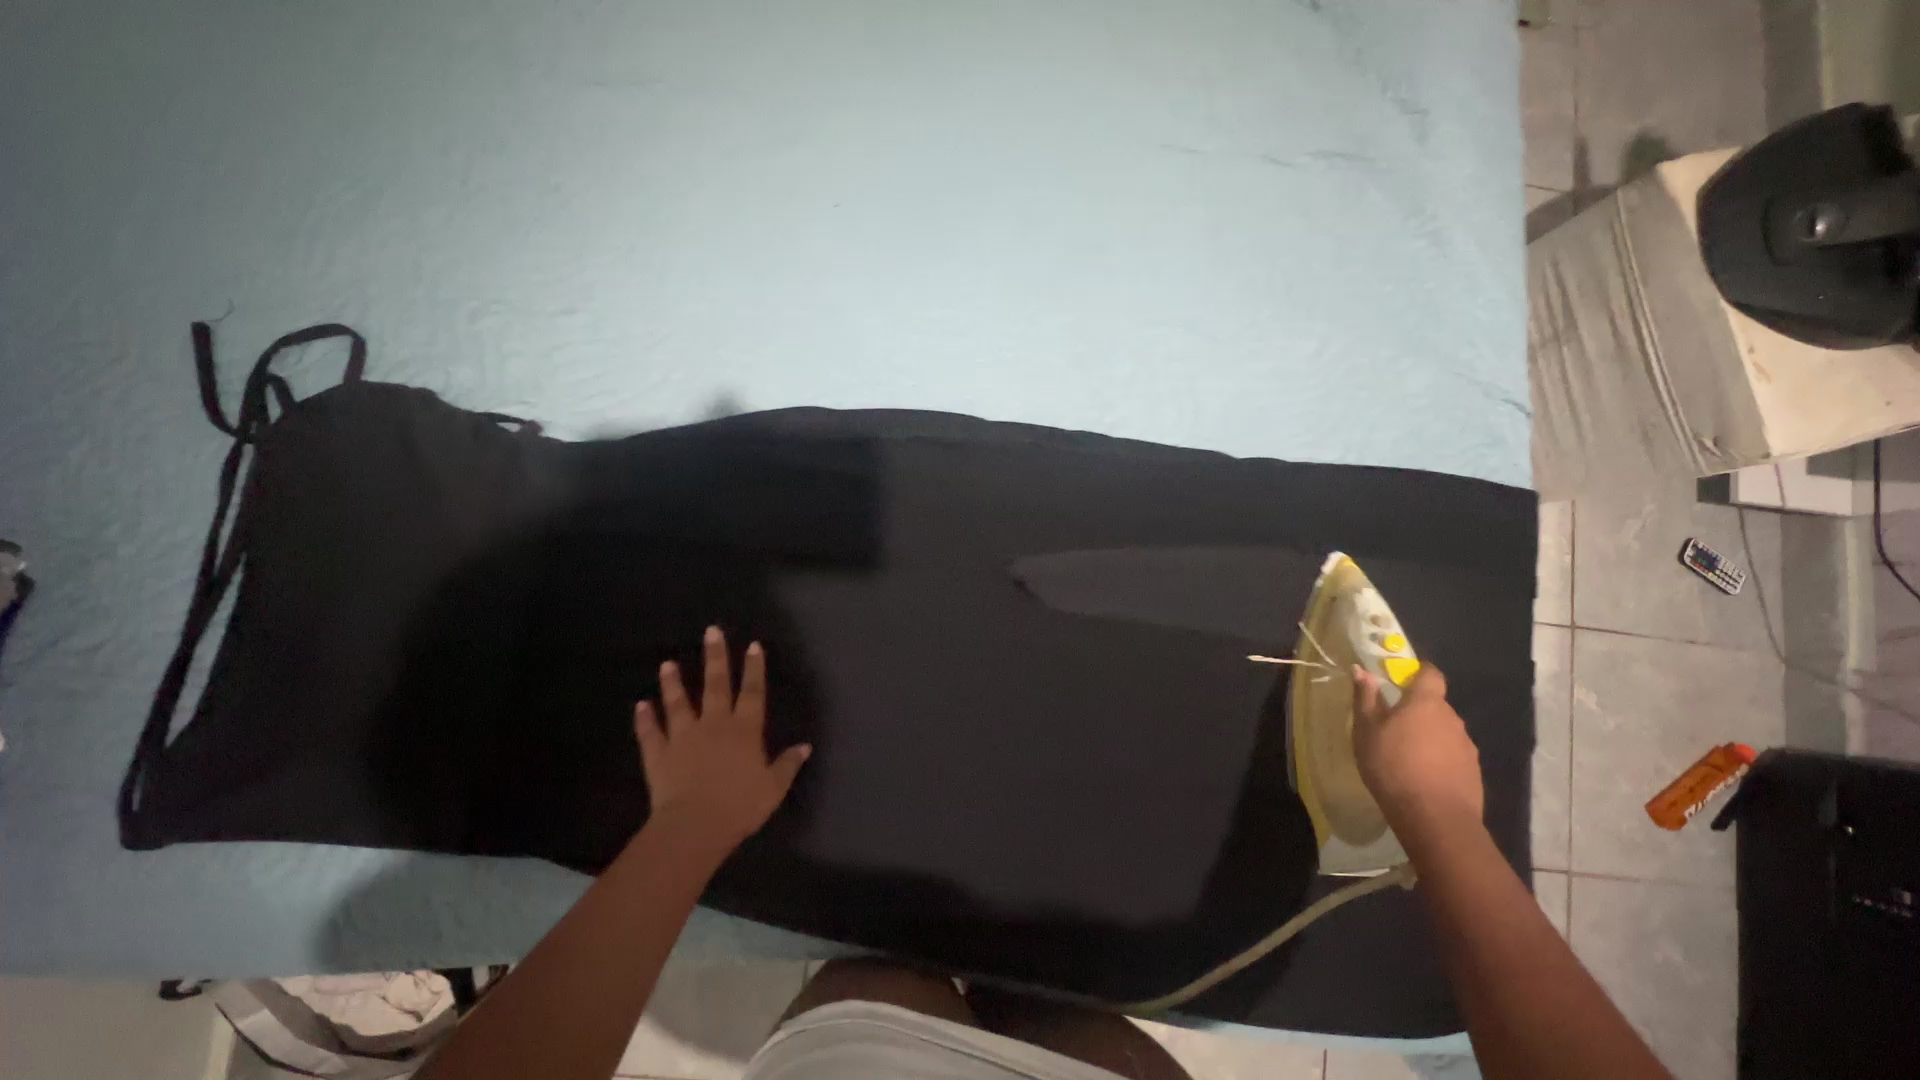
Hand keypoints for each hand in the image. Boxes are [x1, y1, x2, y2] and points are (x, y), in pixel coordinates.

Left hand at [635, 627, 811, 848]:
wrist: (694, 826)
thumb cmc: (739, 807)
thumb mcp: (773, 788)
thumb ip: (787, 765)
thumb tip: (804, 746)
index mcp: (744, 731)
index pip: (752, 693)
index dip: (754, 669)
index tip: (753, 645)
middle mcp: (713, 725)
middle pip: (714, 685)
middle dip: (715, 657)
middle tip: (711, 632)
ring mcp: (682, 737)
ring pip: (677, 703)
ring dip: (672, 683)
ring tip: (667, 664)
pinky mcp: (658, 754)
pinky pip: (650, 733)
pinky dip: (644, 719)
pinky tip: (640, 705)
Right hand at [1351, 662, 1482, 829]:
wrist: (1435, 817)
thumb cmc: (1393, 765)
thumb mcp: (1366, 730)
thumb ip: (1366, 698)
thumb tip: (1362, 670)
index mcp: (1426, 702)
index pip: (1431, 673)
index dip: (1418, 672)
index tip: (1401, 681)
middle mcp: (1452, 718)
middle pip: (1435, 705)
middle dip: (1417, 710)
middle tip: (1392, 727)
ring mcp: (1467, 745)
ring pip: (1444, 731)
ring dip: (1428, 736)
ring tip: (1407, 757)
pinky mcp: (1473, 771)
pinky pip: (1452, 755)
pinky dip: (1439, 759)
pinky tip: (1423, 777)